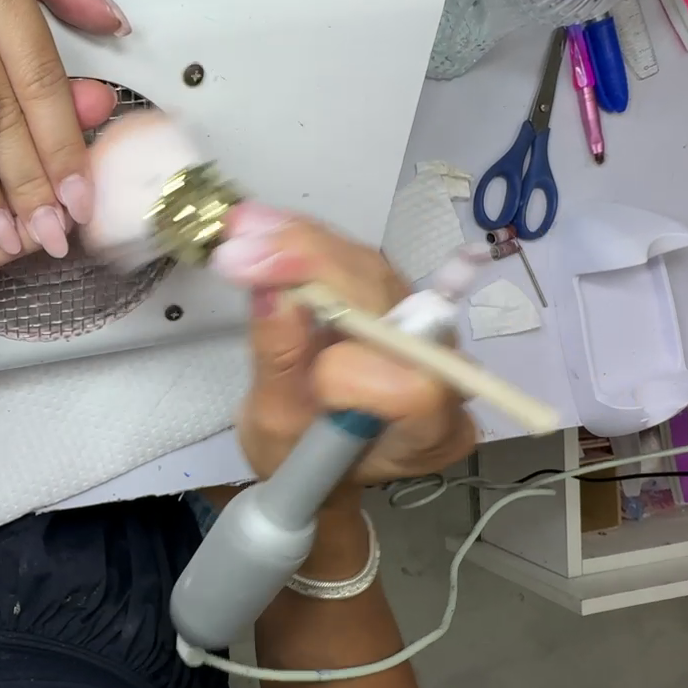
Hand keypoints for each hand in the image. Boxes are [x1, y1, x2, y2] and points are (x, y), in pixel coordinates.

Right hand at [212, 205, 475, 485]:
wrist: (315, 456)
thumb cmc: (296, 459)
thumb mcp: (273, 426)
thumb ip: (280, 363)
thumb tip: (274, 294)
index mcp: (425, 431)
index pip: (402, 376)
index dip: (345, 339)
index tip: (271, 297)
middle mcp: (445, 374)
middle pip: (388, 303)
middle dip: (311, 263)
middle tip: (241, 238)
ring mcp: (427, 331)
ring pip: (373, 271)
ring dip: (303, 243)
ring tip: (245, 228)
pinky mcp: (400, 301)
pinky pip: (360, 263)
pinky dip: (307, 244)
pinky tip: (265, 228)